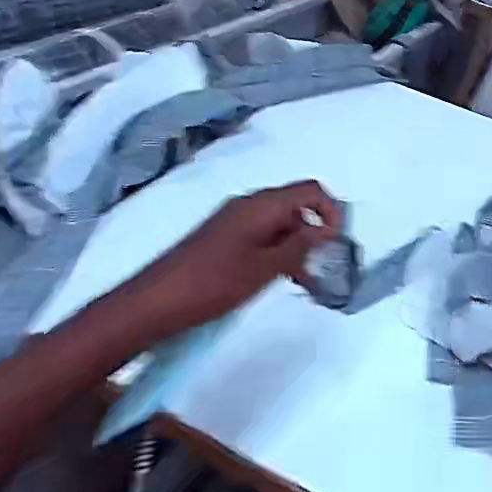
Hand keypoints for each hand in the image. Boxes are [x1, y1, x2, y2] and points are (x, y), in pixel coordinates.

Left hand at [124, 180, 342, 334]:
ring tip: (306, 281)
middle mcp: (249, 204)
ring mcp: (233, 220)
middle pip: (294, 205)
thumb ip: (297, 246)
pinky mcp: (223, 237)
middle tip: (325, 267)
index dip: (330, 210)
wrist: (155, 301)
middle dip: (314, 231)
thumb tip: (323, 229)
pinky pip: (261, 235)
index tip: (337, 243)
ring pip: (278, 223)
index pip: (309, 190)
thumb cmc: (213, 283)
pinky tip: (280, 279)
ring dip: (296, 245)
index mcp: (261, 204)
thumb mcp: (263, 269)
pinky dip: (276, 252)